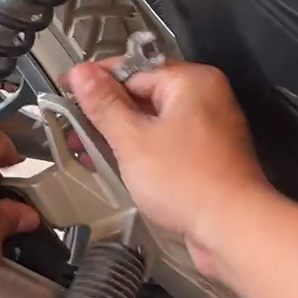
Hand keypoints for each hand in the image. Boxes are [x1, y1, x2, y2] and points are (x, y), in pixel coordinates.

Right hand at [65, 60, 273, 271]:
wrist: (233, 229)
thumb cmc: (185, 180)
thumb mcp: (132, 140)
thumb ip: (104, 105)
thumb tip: (81, 72)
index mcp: (191, 81)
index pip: (132, 69)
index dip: (94, 82)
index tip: (65, 91)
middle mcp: (204, 98)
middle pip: (143, 95)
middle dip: (104, 113)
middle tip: (70, 127)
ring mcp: (208, 129)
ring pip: (152, 122)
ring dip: (118, 135)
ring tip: (83, 149)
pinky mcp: (207, 157)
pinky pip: (165, 144)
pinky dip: (140, 151)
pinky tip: (112, 164)